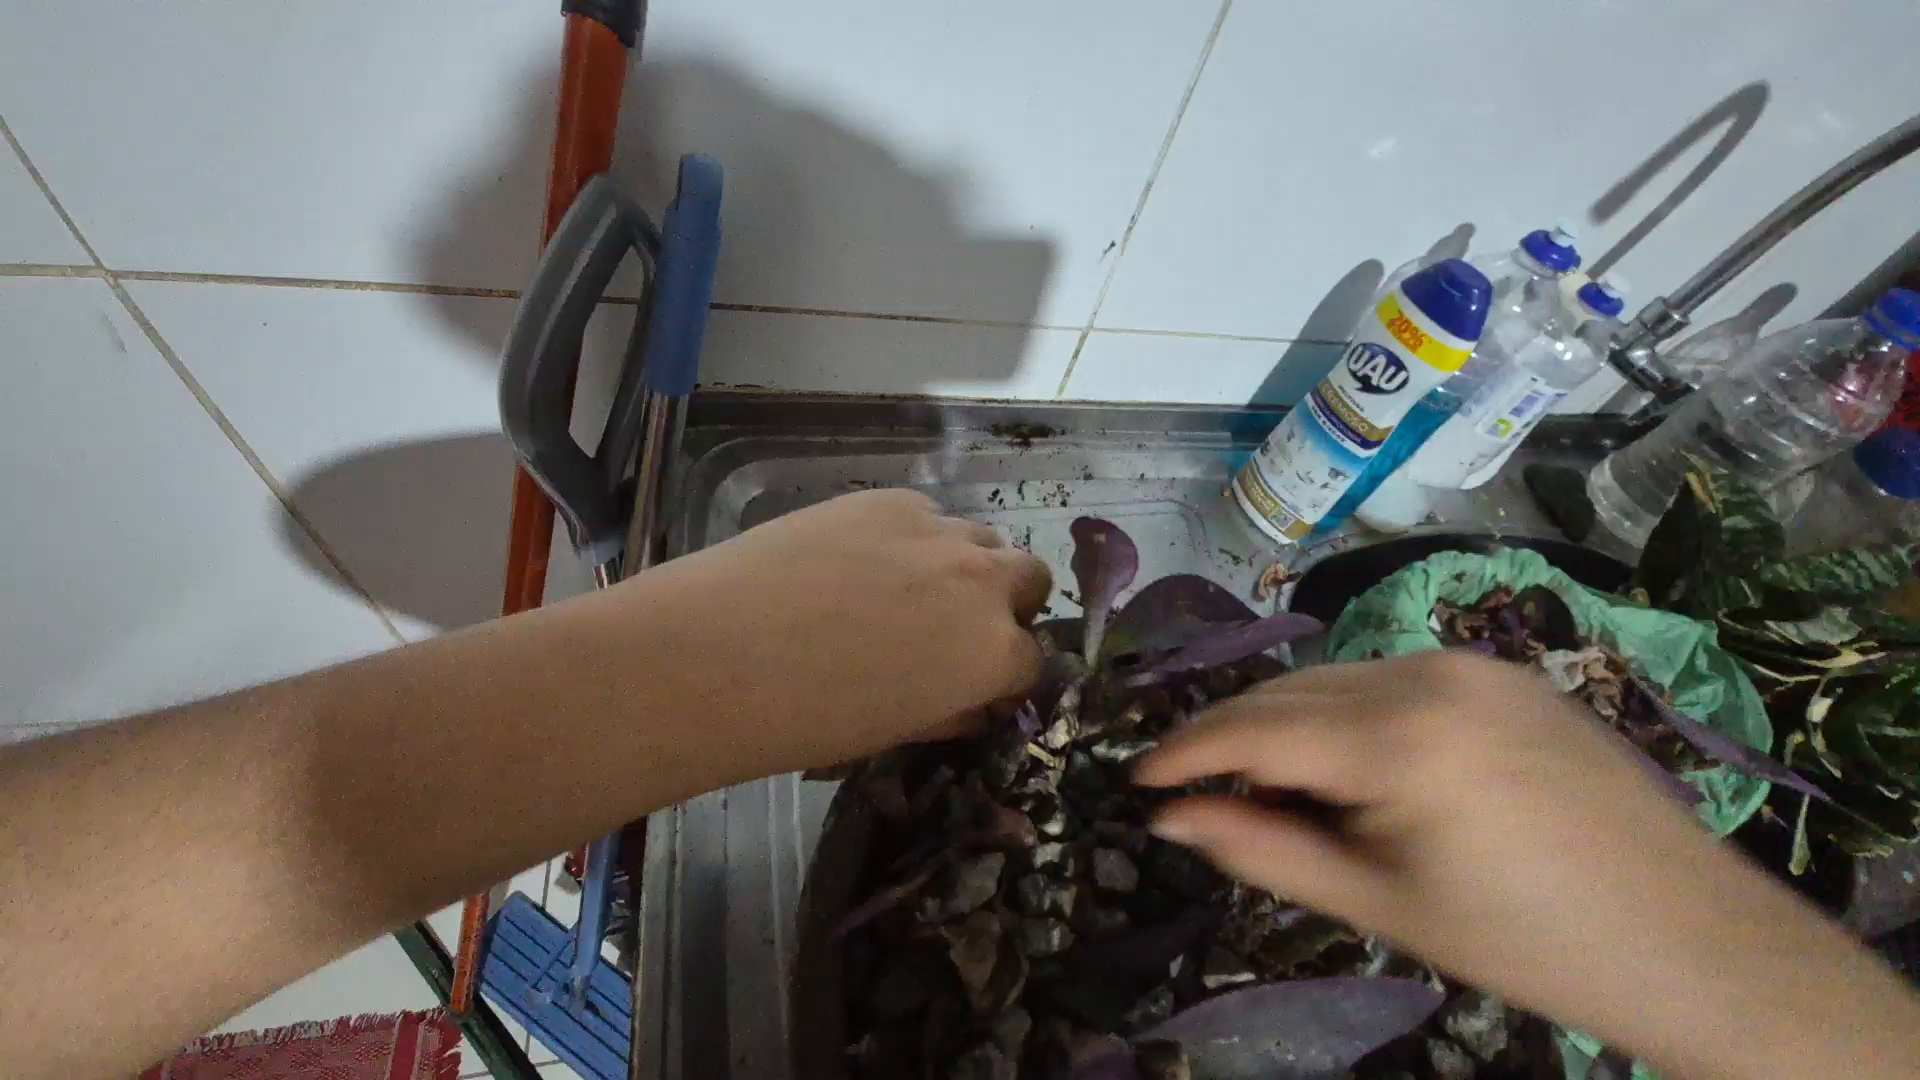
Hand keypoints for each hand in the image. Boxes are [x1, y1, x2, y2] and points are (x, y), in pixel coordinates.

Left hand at [638, 488, 1051, 772]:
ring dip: (966, 564)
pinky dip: (916, 539)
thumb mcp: (896, 731)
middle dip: (1010, 604)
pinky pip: (926, 516)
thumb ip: (951, 712)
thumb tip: (974, 704)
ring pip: (982, 538)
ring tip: (909, 590)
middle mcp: (982, 581)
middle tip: (958, 627)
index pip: (1034, 659)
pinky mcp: (885, 499)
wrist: (717, 654)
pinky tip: (863, 562)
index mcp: (993, 651)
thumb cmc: (808, 720)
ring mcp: (935, 530)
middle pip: (1031, 578)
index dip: (1009, 674)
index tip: (983, 683)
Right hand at [1134, 650, 1919, 1079]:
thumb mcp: (1378, 904)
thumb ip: (1261, 849)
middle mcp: (1422, 674)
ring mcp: (1462, 663)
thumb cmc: (1527, 943)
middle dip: (1227, 738)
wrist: (1705, 945)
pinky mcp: (1491, 669)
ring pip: (1326, 680)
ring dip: (1280, 725)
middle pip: (1282, 693)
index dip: (1185, 751)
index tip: (1138, 777)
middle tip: (1196, 792)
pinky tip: (1341, 762)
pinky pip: (1378, 679)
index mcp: (1397, 737)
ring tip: (1267, 785)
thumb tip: (1171, 817)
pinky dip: (1336, 713)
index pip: (1251, 728)